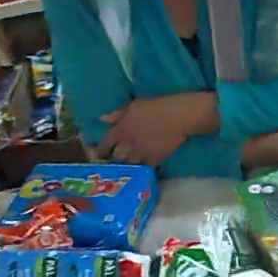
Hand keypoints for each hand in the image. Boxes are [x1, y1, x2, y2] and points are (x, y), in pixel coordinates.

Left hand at [97, 94, 217, 165]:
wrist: (179, 116)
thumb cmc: (156, 106)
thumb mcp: (134, 106)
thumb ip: (117, 114)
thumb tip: (102, 119)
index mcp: (121, 130)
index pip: (105, 144)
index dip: (100, 151)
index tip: (98, 155)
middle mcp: (127, 144)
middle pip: (116, 157)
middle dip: (113, 160)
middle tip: (113, 162)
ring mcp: (140, 154)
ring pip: (128, 165)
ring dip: (126, 165)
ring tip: (126, 167)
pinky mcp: (154, 160)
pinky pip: (144, 168)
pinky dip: (141, 169)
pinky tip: (141, 170)